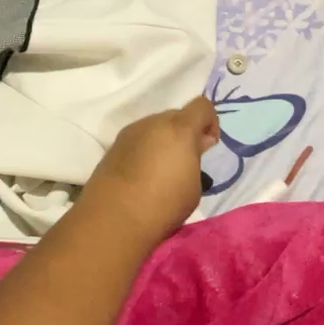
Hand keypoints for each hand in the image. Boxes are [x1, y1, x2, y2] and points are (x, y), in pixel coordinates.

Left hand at [76, 97, 219, 246]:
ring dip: (164, 141)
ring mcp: (130, 131)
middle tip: (185, 163)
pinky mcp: (114, 145)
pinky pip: (139, 139)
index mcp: (179, 128)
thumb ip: (197, 157)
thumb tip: (197, 142)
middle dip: (185, 134)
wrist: (113, 218)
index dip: (210, 122)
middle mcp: (153, 122)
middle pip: (177, 116)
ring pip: (155, 127)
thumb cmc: (163, 205)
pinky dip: (146, 149)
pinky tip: (142, 175)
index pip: (202, 105)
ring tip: (162, 171)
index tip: (208, 147)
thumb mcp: (194, 186)